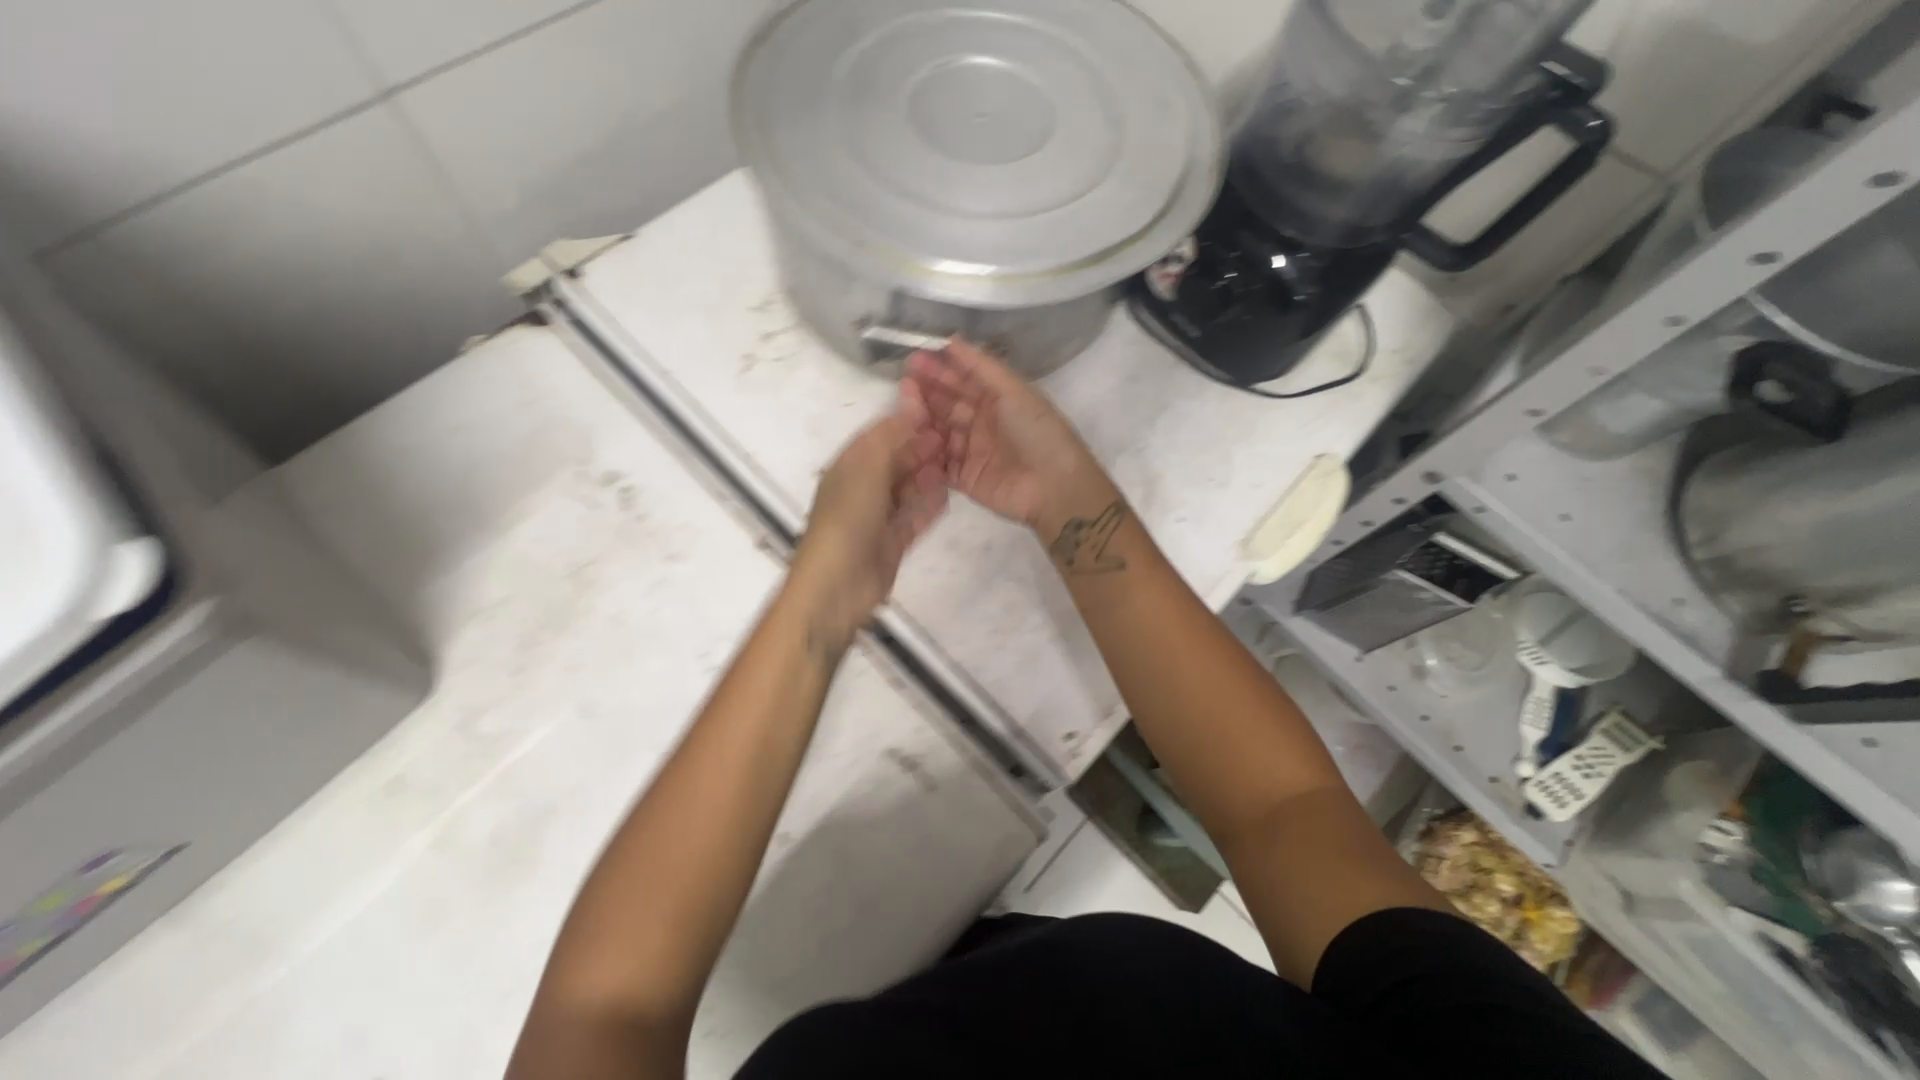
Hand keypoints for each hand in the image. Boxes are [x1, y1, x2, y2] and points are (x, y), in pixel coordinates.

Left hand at [791, 404, 948, 639]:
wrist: (836, 586)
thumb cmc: (847, 520)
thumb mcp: (867, 469)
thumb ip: (890, 437)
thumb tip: (910, 403)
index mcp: (847, 467)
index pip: (878, 436)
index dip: (905, 424)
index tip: (938, 414)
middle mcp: (860, 489)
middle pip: (894, 463)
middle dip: (920, 450)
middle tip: (953, 440)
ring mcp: (876, 518)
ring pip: (906, 491)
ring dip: (927, 478)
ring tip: (954, 466)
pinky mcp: (890, 544)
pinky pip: (913, 519)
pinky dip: (928, 508)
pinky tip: (947, 497)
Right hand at [903, 340, 1114, 535]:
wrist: (1053, 486)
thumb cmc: (1037, 432)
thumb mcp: (1014, 391)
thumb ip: (982, 366)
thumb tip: (952, 339)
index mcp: (998, 401)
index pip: (963, 381)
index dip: (940, 371)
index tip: (914, 361)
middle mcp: (982, 424)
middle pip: (948, 405)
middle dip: (926, 393)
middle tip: (904, 383)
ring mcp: (972, 452)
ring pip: (939, 432)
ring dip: (922, 421)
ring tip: (902, 411)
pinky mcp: (964, 478)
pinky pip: (939, 464)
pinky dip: (925, 453)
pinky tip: (908, 441)